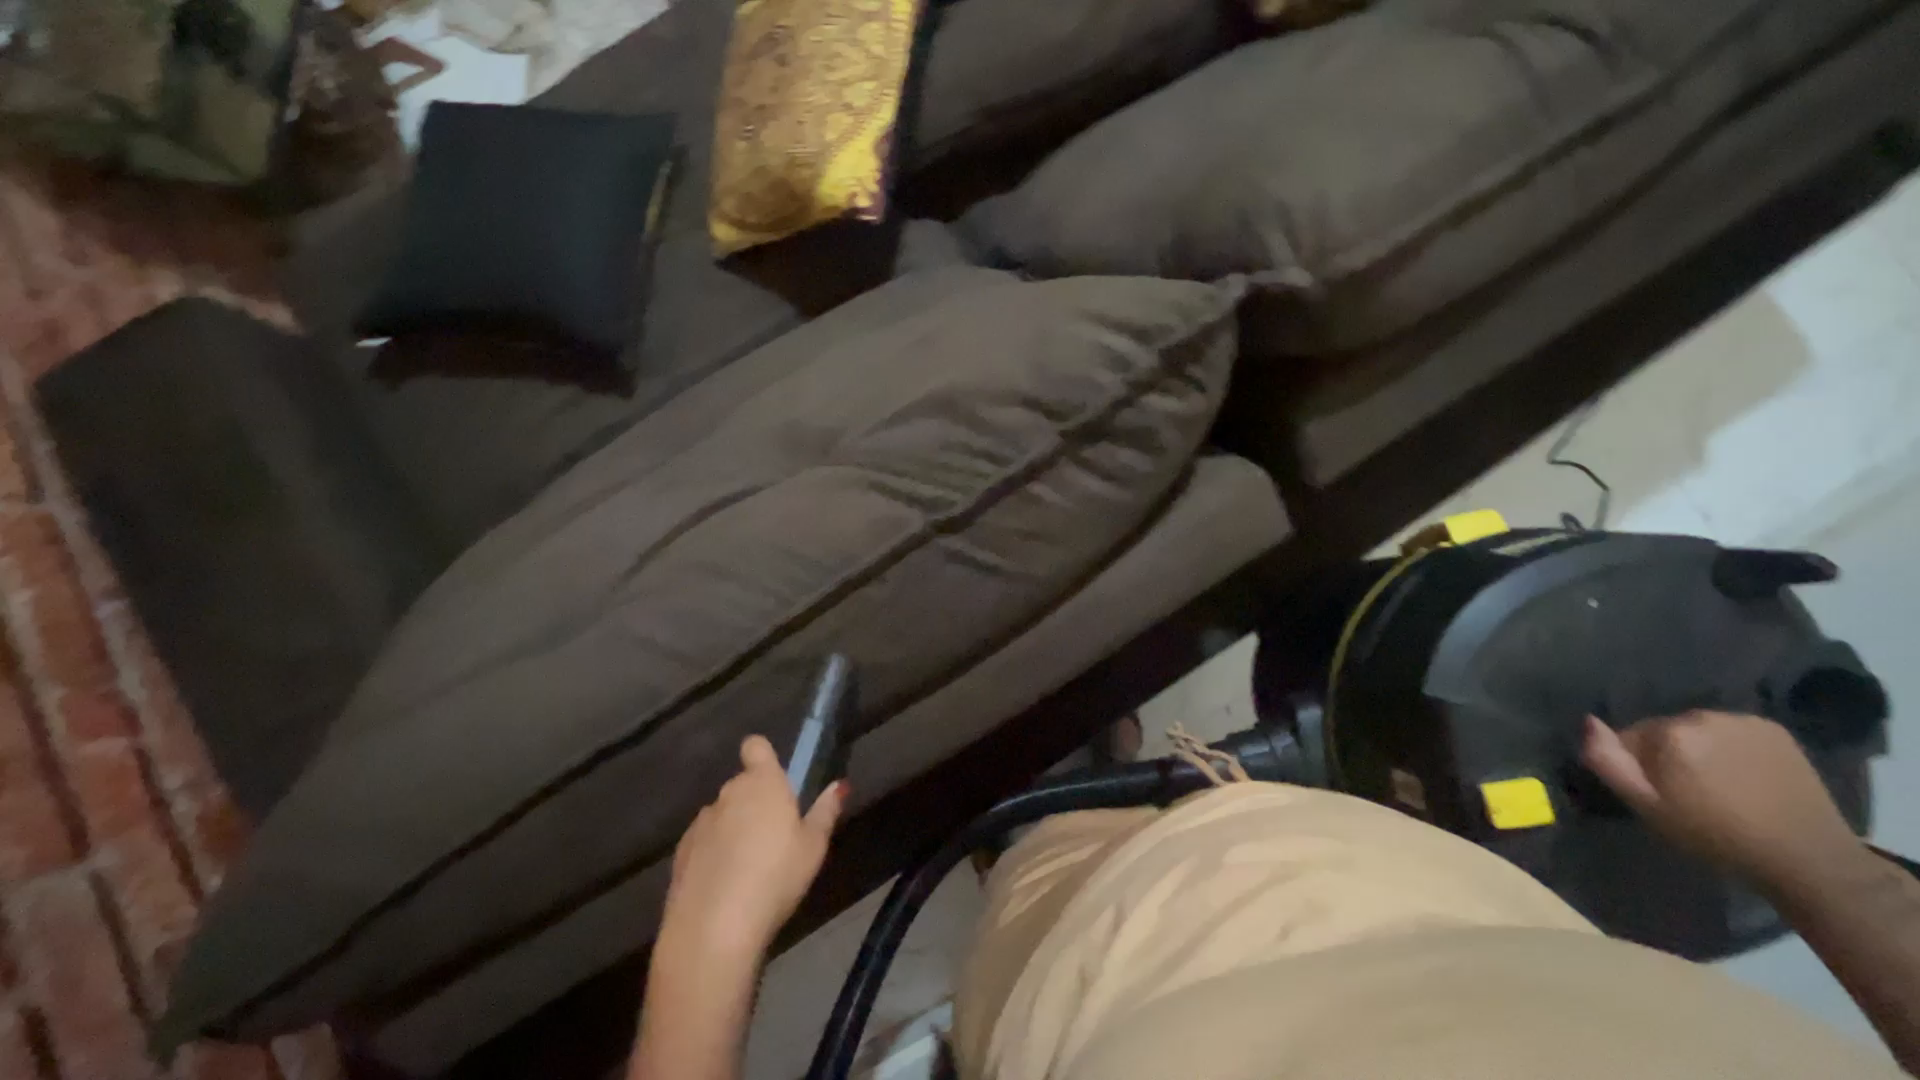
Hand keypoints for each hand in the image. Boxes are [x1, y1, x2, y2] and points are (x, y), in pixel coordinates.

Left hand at [661, 735, 846, 954]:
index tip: (775, 778)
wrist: (713, 927)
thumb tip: (839, 785)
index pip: (756, 747)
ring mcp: (701, 823)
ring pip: (723, 815)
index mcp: (762, 784)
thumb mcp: (813, 848)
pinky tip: (727, 886)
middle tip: (776, 837)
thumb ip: (825, 812)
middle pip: (742, 785)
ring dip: (735, 829)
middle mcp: (728, 794)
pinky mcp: (681, 852)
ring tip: (751, 867)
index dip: (763, 757)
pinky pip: (705, 841)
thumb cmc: (775, 878)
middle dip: (756, 802)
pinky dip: (715, 854)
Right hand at [1581, 711, 1861, 889]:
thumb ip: (1609, 762)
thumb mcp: (1648, 808)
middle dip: (1668, 754)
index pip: (1628, 736)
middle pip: (1665, 730)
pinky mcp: (1774, 729)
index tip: (1660, 795)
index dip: (1637, 766)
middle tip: (1689, 793)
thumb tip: (1588, 722)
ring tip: (1720, 785)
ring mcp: (1742, 720)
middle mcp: (1702, 716)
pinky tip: (1746, 776)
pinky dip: (1731, 747)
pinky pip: (1732, 731)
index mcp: (1669, 734)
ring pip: (1699, 730)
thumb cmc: (1715, 836)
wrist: (1806, 856)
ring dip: (1700, 749)